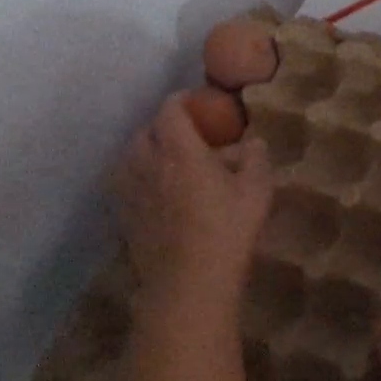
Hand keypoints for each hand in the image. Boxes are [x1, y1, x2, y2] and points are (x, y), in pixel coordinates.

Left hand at [112, 92, 273, 315]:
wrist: (189, 281)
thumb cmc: (229, 230)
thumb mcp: (258, 190)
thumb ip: (255, 158)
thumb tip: (251, 142)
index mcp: (181, 153)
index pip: (170, 112)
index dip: (182, 101)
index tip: (197, 100)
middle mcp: (148, 164)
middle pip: (145, 131)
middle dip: (164, 124)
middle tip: (188, 130)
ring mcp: (130, 190)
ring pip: (128, 154)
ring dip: (146, 147)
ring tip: (167, 155)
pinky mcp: (123, 213)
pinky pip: (123, 179)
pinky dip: (136, 171)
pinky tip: (154, 184)